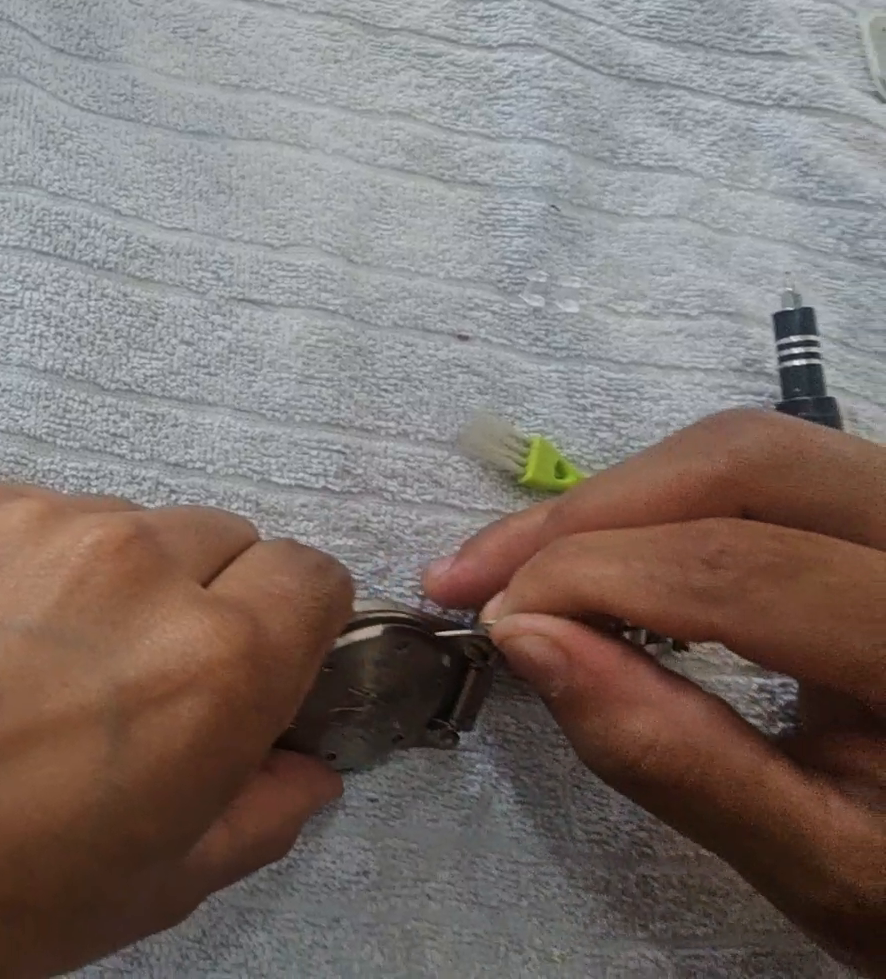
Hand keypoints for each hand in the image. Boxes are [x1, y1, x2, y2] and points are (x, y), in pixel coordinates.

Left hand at [0, 484, 351, 975]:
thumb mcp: (152, 885)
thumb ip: (259, 810)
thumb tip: (305, 761)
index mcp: (210, 658)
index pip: (310, 575)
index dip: (290, 621)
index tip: (254, 656)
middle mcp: (134, 560)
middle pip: (220, 536)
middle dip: (201, 595)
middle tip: (128, 668)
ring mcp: (37, 518)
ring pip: (123, 521)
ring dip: (109, 575)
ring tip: (35, 652)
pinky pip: (35, 513)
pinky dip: (29, 558)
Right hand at [422, 409, 885, 972]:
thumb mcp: (826, 865)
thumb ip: (677, 759)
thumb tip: (521, 640)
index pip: (737, 568)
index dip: (585, 581)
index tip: (492, 625)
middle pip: (738, 466)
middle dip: (577, 518)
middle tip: (471, 577)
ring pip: (737, 452)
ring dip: (595, 505)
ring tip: (502, 564)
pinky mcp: (877, 517)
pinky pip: (745, 477)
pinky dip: (635, 507)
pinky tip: (575, 556)